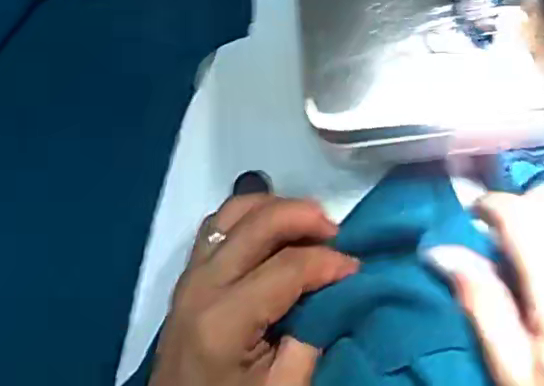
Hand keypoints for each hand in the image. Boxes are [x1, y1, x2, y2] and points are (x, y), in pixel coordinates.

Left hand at [149, 194, 360, 385]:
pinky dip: (249, 212)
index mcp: (223, 321)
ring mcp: (190, 272)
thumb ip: (309, 337)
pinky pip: (219, 221)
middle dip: (303, 216)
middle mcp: (202, 283)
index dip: (326, 262)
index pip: (286, 268)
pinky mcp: (188, 271)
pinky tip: (272, 226)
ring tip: (307, 222)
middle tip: (335, 230)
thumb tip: (334, 289)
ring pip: (234, 209)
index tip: (355, 266)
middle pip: (258, 223)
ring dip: (275, 206)